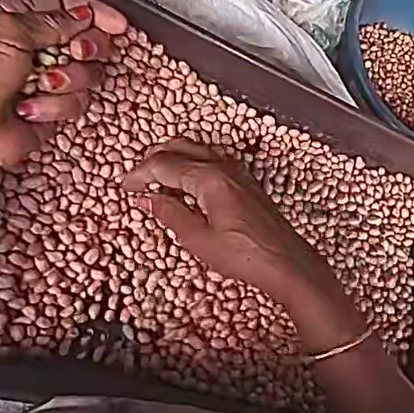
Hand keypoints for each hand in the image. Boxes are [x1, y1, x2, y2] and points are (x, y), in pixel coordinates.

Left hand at [0, 0, 124, 174]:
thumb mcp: (5, 29)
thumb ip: (51, 19)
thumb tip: (83, 15)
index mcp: (13, 19)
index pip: (64, 5)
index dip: (92, 11)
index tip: (116, 22)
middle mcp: (31, 48)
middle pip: (84, 40)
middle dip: (86, 47)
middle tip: (75, 52)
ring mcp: (44, 80)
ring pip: (87, 74)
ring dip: (68, 80)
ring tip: (41, 84)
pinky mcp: (52, 109)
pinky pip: (78, 103)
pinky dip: (55, 106)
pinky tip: (30, 108)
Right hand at [121, 140, 362, 343]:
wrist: (288, 264)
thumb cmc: (246, 256)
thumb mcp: (198, 239)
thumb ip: (170, 213)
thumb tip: (147, 197)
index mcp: (210, 178)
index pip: (163, 164)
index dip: (139, 174)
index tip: (125, 187)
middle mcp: (226, 168)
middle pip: (180, 148)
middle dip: (154, 160)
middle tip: (138, 181)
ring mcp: (240, 173)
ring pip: (197, 152)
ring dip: (174, 161)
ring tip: (158, 184)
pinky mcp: (248, 184)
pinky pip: (213, 163)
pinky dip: (193, 168)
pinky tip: (188, 190)